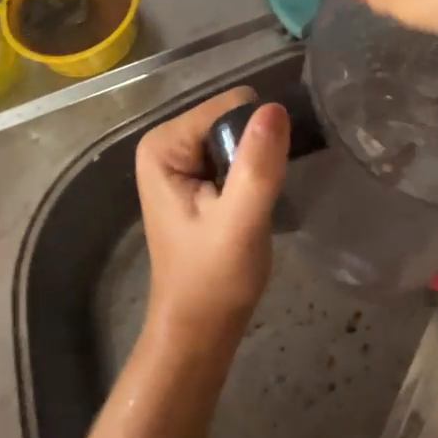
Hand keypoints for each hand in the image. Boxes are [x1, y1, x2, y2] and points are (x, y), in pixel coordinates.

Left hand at [134, 87, 289, 335]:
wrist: (200, 330)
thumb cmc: (213, 280)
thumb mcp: (240, 222)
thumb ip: (256, 165)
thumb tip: (275, 108)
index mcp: (162, 144)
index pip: (230, 108)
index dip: (255, 140)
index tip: (260, 181)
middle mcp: (166, 141)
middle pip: (233, 117)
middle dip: (255, 150)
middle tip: (257, 196)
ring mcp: (180, 159)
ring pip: (240, 134)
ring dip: (257, 163)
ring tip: (256, 202)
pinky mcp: (198, 176)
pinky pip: (238, 152)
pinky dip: (252, 174)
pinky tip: (252, 204)